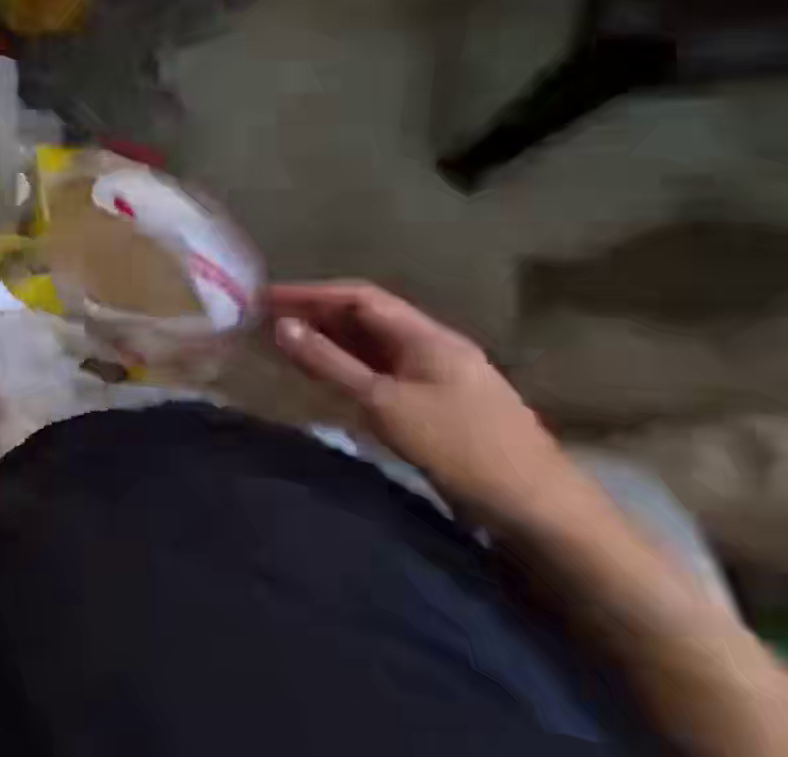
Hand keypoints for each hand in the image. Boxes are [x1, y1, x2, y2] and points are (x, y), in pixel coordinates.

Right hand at [270, 282, 572, 522]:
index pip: (361, 298)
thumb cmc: (459, 446)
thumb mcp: (383, 402)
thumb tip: (281, 325)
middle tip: (265, 320)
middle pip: (366, 318)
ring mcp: (435, 376)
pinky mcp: (432, 403)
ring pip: (371, 344)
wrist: (537, 509)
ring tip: (282, 342)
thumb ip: (329, 362)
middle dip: (315, 314)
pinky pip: (378, 370)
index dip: (311, 293)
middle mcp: (432, 347)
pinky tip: (320, 373)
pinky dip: (344, 365)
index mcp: (428, 337)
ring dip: (327, 340)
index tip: (265, 297)